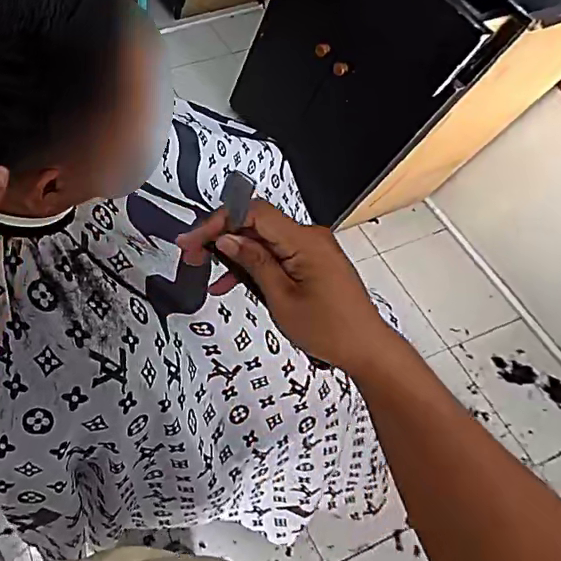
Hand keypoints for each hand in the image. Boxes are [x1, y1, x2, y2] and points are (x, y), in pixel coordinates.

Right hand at [176, 199, 402, 372]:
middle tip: (194, 253)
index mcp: (305, 240)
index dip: (219, 221)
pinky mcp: (312, 260)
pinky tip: (233, 280)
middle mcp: (310, 237)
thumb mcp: (281, 298)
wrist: (366, 348)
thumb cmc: (334, 330)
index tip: (196, 239)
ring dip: (234, 252)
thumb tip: (229, 239)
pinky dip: (254, 263)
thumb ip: (254, 263)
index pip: (253, 212)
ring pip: (262, 238)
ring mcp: (312, 248)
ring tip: (208, 270)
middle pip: (255, 222)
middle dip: (221, 236)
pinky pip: (276, 252)